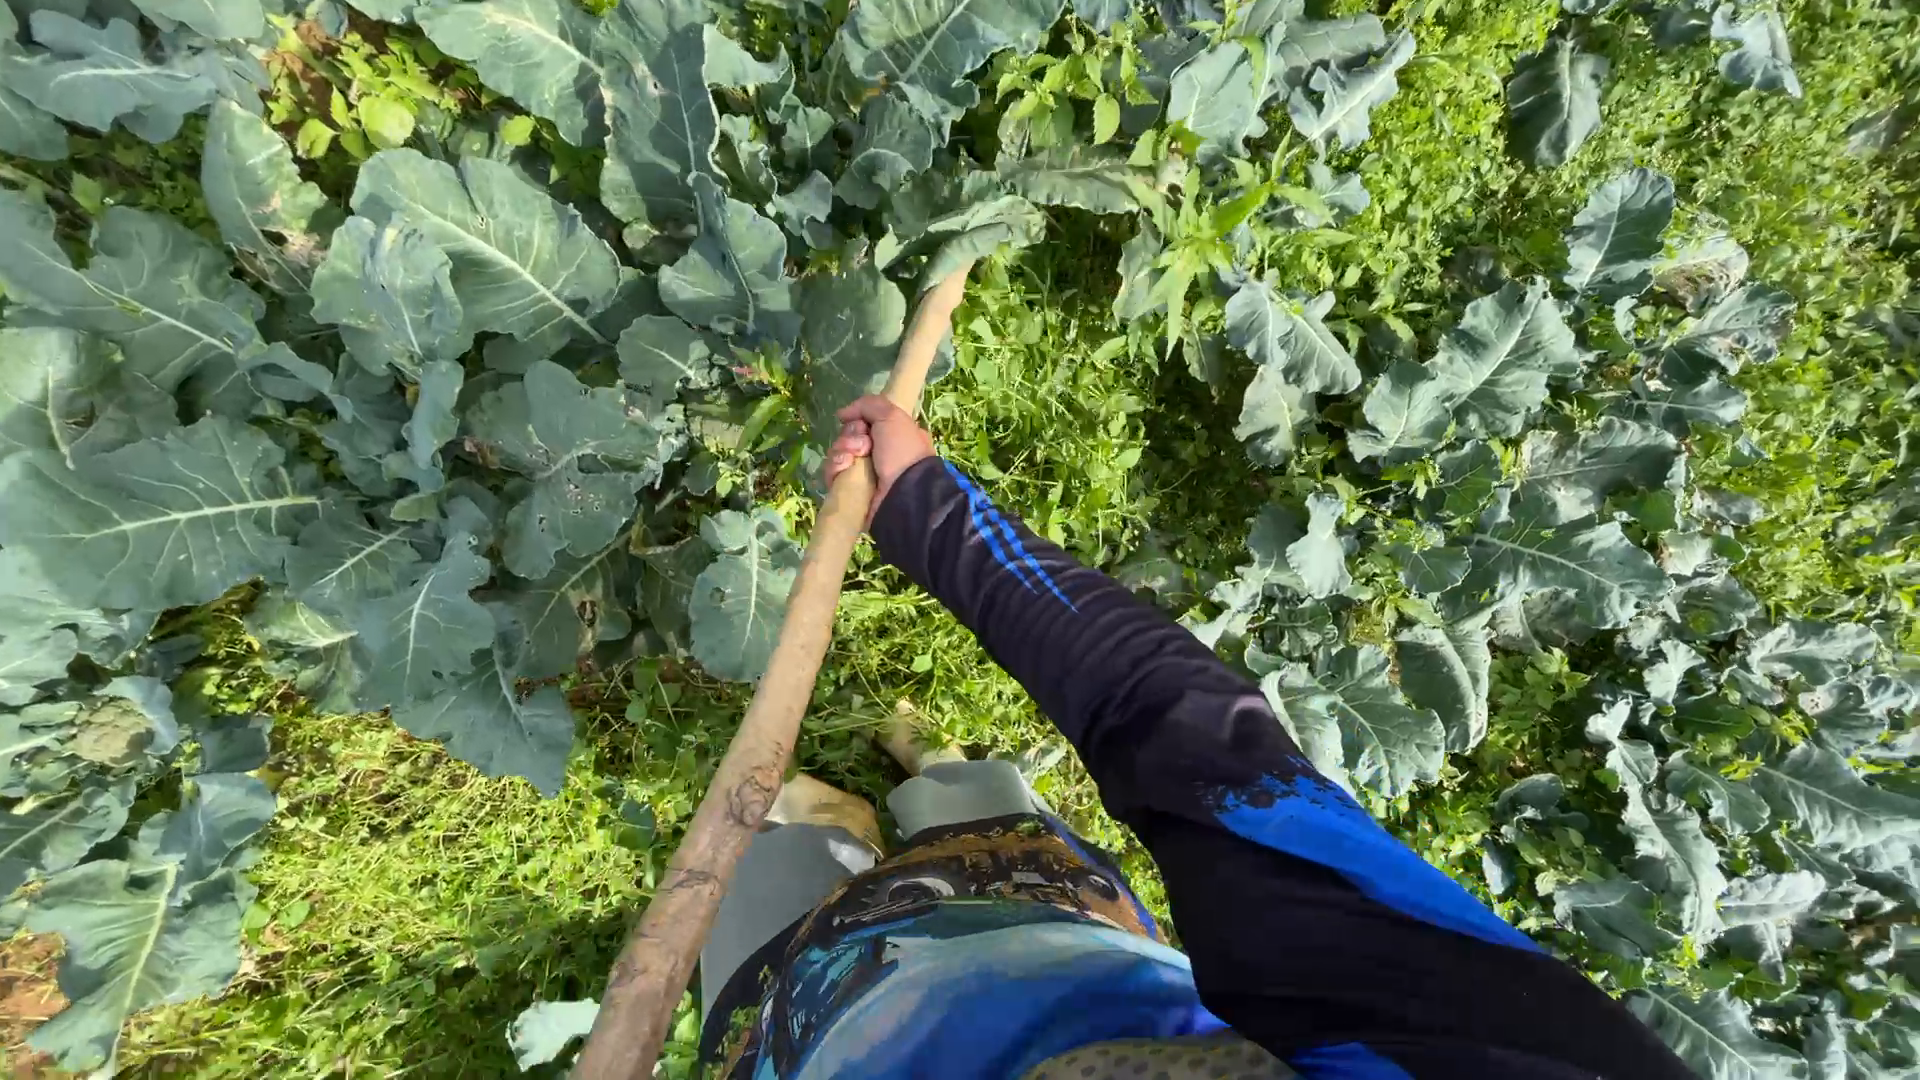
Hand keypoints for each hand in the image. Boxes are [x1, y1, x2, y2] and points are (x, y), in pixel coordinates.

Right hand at [825, 395, 934, 520]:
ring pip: (838, 454)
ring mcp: (863, 474)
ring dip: (843, 451)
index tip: (862, 426)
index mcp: (890, 437)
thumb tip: (843, 414)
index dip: (858, 421)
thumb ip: (869, 405)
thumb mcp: (892, 416)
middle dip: (850, 438)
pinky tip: (846, 469)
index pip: (862, 423)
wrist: (904, 493)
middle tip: (864, 446)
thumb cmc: (903, 452)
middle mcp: (877, 455)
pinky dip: (836, 468)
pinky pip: (833, 473)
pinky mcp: (851, 491)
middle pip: (847, 437)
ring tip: (855, 459)